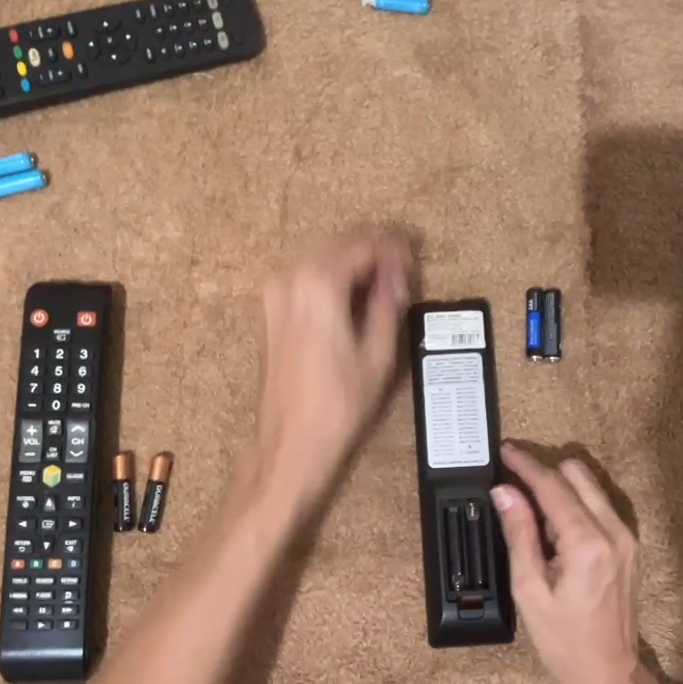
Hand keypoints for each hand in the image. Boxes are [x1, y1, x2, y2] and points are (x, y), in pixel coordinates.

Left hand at [251, 229, 410, 503]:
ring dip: (352, 263)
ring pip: (321, 256)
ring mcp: (275, 294)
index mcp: (319, 283)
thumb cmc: (338, 405)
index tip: (412, 261)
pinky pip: (305, 276)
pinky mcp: (270, 311)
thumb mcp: (378, 354)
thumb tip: (397, 275)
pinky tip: (353, 301)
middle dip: (372, 252)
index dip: (393, 248)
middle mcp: (291, 278)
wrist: (291, 441)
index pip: (364, 243)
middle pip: (339, 242)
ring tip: (382, 288)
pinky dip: (332, 278)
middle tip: (401, 273)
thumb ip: (388, 303)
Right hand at [492, 444, 668, 683]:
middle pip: (577, 474)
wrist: (610, 674)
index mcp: (587, 543)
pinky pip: (599, 507)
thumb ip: (519, 534)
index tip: (504, 451)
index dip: (525, 466)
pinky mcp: (629, 546)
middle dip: (543, 472)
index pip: (552, 486)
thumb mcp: (529, 590)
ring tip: (529, 513)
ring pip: (590, 487)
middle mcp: (613, 531)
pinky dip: (575, 505)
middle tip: (512, 484)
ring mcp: (626, 538)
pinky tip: (553, 531)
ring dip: (560, 488)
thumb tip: (504, 492)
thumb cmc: (564, 641)